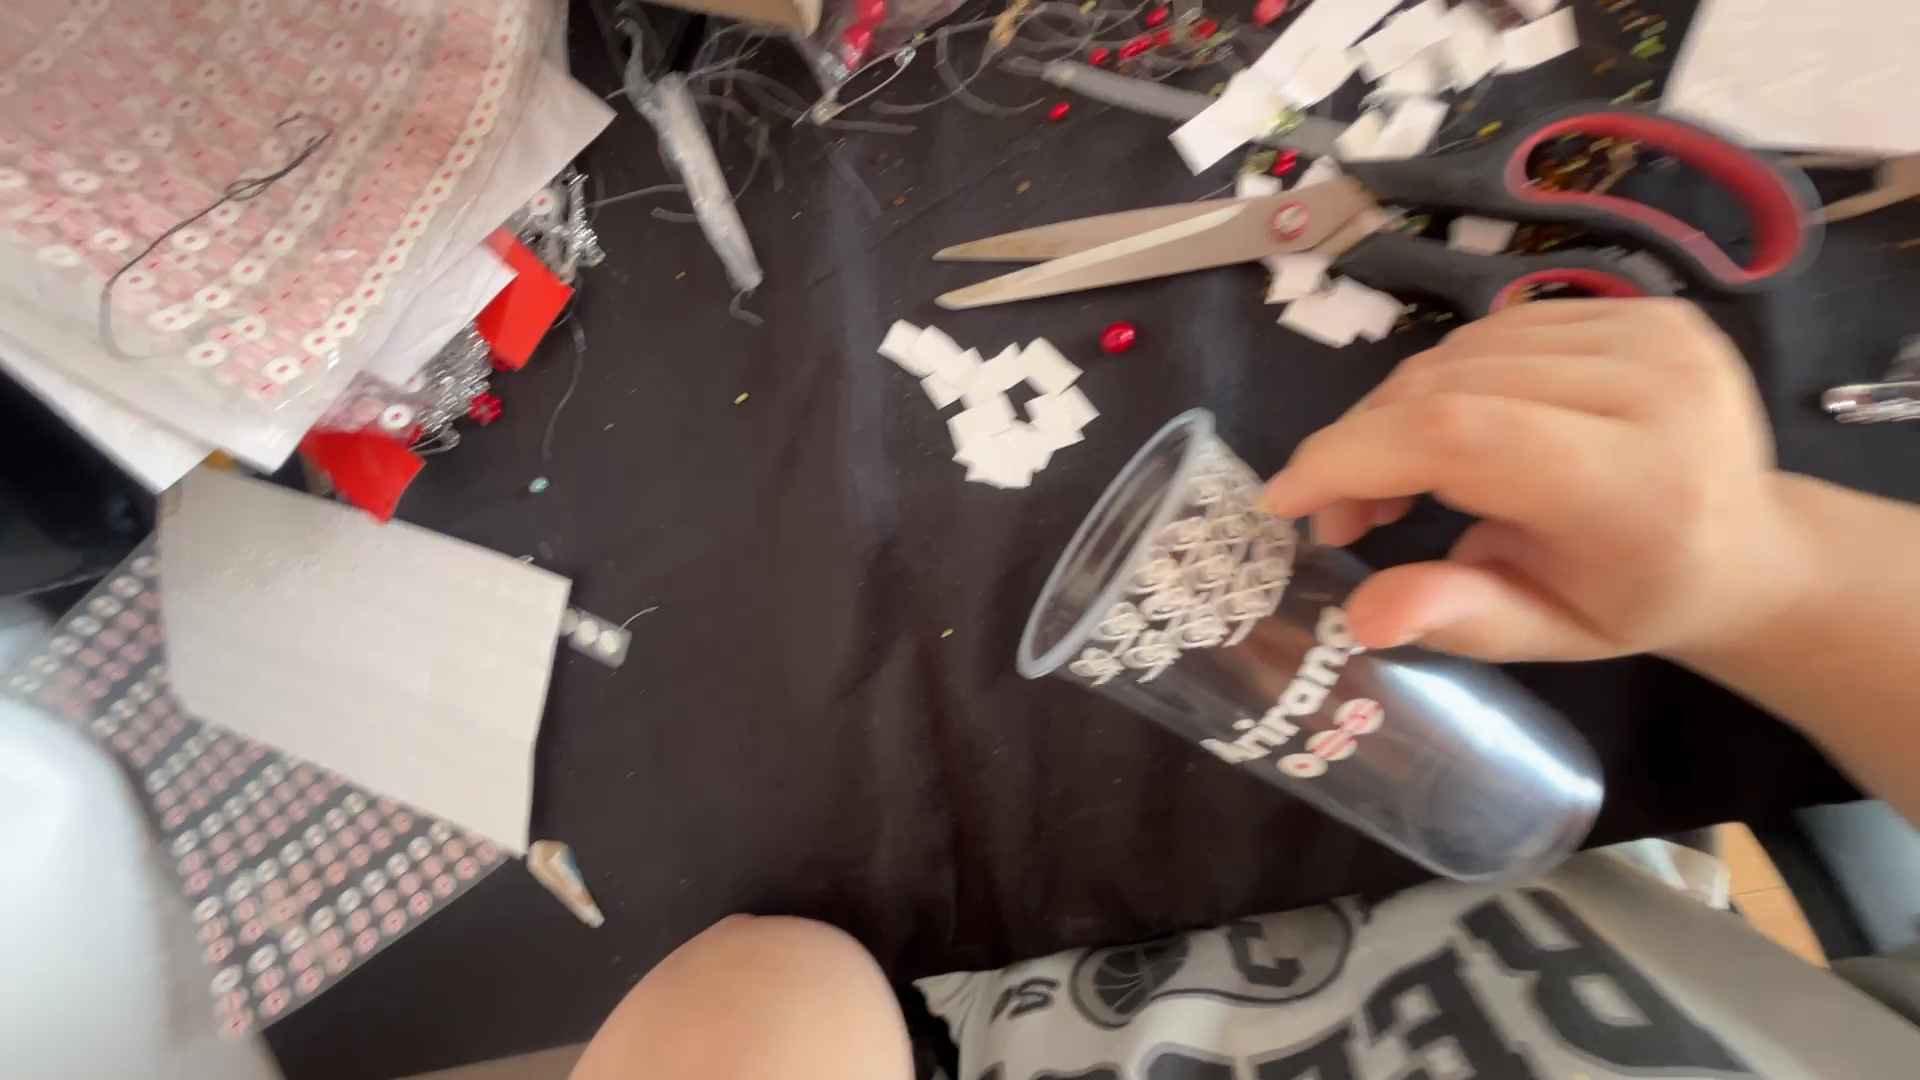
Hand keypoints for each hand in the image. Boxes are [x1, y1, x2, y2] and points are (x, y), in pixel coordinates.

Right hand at [1259, 299, 1816, 661]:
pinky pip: (1469, 343)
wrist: (1746, 543)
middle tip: (1337, 519)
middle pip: (1435, 393)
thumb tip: (1359, 616)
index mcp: (1640, 484)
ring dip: (1380, 427)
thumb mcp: (1545, 633)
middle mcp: (1651, 386)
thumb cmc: (1630, 600)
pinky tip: (1432, 440)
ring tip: (1387, 491)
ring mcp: (1643, 332)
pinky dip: (1422, 396)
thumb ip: (1457, 619)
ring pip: (1440, 363)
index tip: (1283, 502)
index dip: (1347, 459)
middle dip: (1352, 454)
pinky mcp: (1624, 310)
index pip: (1457, 437)